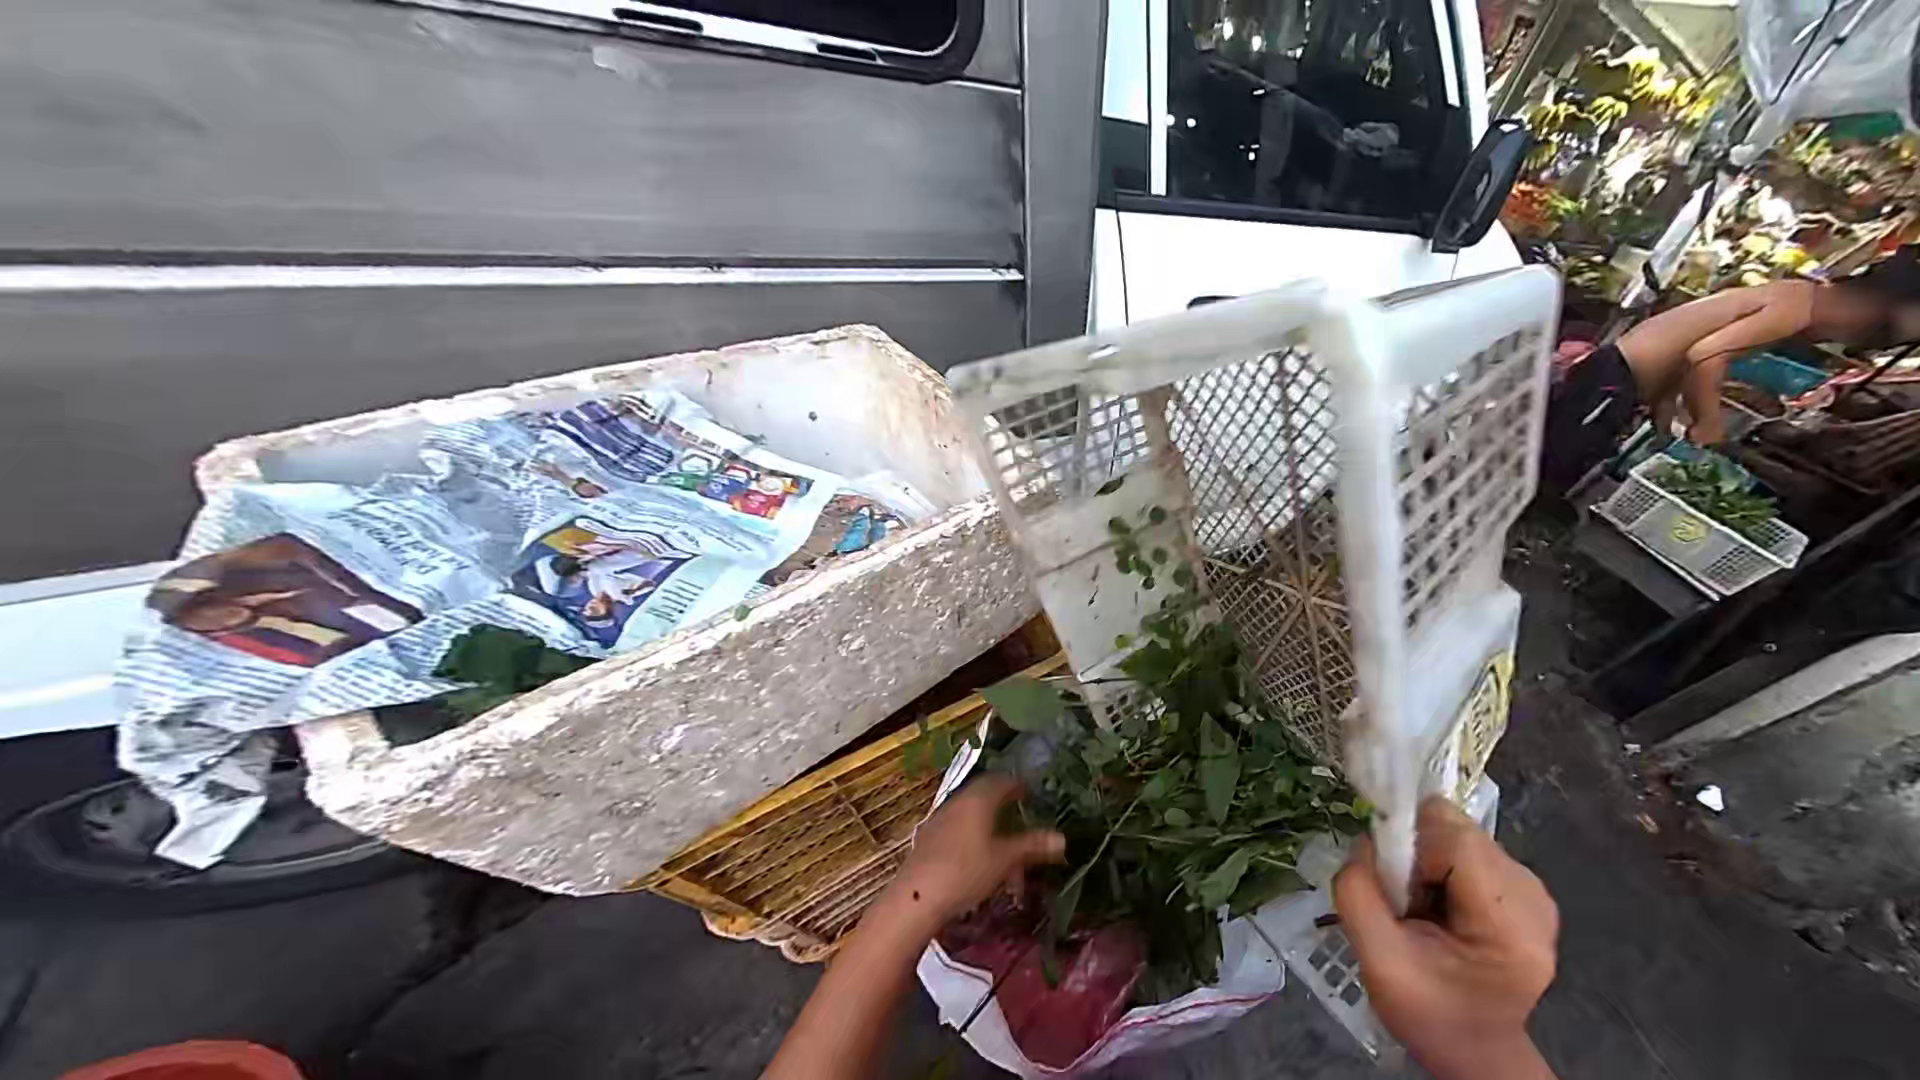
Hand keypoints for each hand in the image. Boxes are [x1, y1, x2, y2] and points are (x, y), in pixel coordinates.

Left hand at [878, 774, 1065, 937]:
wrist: (917, 896)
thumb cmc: (966, 872)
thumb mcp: (1005, 859)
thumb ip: (1032, 846)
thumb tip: (1062, 839)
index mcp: (978, 798)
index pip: (1001, 780)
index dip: (1017, 785)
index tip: (1030, 794)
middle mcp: (958, 801)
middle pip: (985, 796)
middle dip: (1005, 809)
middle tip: (1021, 821)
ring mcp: (941, 818)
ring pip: (972, 815)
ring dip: (991, 829)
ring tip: (1005, 853)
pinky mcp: (930, 836)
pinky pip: (959, 828)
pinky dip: (975, 838)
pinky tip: (980, 862)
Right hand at [1334, 797, 1558, 1079]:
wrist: (1470, 1044)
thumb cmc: (1426, 1010)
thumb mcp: (1376, 958)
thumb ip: (1357, 889)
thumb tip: (1366, 838)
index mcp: (1510, 926)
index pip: (1456, 840)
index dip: (1411, 849)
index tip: (1393, 886)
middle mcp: (1532, 897)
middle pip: (1458, 829)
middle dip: (1415, 850)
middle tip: (1402, 895)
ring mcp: (1530, 889)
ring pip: (1457, 830)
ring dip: (1424, 854)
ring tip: (1418, 901)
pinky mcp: (1518, 885)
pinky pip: (1464, 842)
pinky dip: (1436, 859)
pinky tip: (1435, 898)